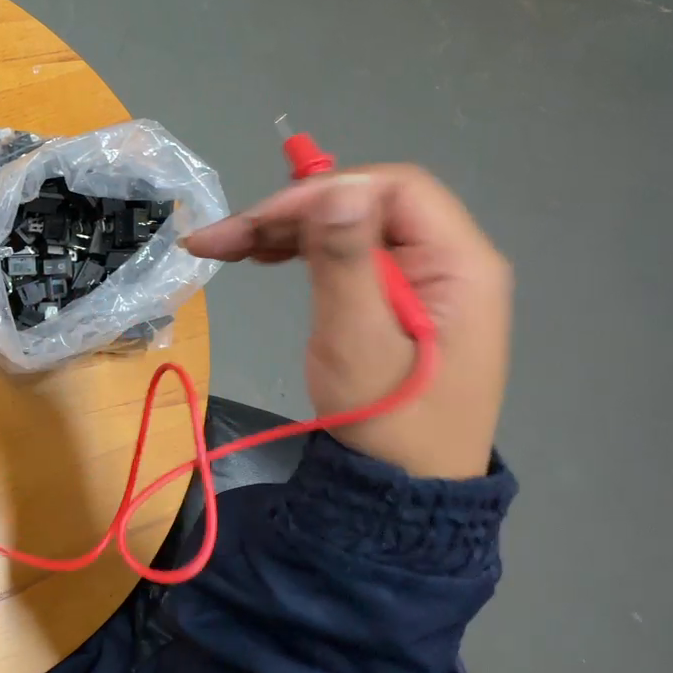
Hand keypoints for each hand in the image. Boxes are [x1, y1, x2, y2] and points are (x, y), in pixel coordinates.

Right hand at [183, 166, 510, 478]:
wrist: (405, 483)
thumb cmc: (385, 414)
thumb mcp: (358, 338)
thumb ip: (347, 262)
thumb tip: (334, 190)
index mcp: (458, 261)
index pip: (390, 189)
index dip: (316, 194)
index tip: (251, 225)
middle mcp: (449, 260)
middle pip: (366, 206)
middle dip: (287, 215)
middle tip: (214, 241)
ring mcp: (425, 282)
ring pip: (352, 229)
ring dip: (287, 232)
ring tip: (226, 249)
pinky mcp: (399, 303)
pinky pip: (350, 258)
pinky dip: (302, 253)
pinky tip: (263, 260)